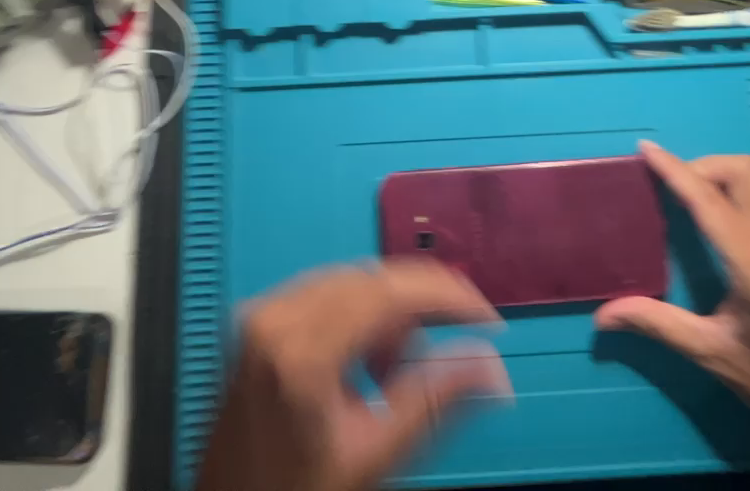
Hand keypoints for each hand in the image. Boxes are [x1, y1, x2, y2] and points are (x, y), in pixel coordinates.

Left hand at [195, 261, 512, 490]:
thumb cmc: (292, 490)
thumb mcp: (373, 456)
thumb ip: (435, 401)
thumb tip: (490, 368)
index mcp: (301, 352)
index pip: (391, 291)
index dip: (448, 297)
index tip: (485, 319)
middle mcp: (276, 318)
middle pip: (373, 279)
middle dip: (419, 311)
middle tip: (447, 353)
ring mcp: (262, 313)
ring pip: (352, 282)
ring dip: (388, 316)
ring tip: (393, 375)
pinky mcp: (259, 318)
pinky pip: (325, 293)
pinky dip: (356, 317)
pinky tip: (363, 363)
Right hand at [596, 142, 749, 490]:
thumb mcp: (714, 356)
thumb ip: (658, 324)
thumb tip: (603, 316)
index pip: (706, 199)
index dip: (673, 169)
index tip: (646, 149)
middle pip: (744, 170)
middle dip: (704, 167)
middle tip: (677, 188)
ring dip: (737, 174)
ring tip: (712, 198)